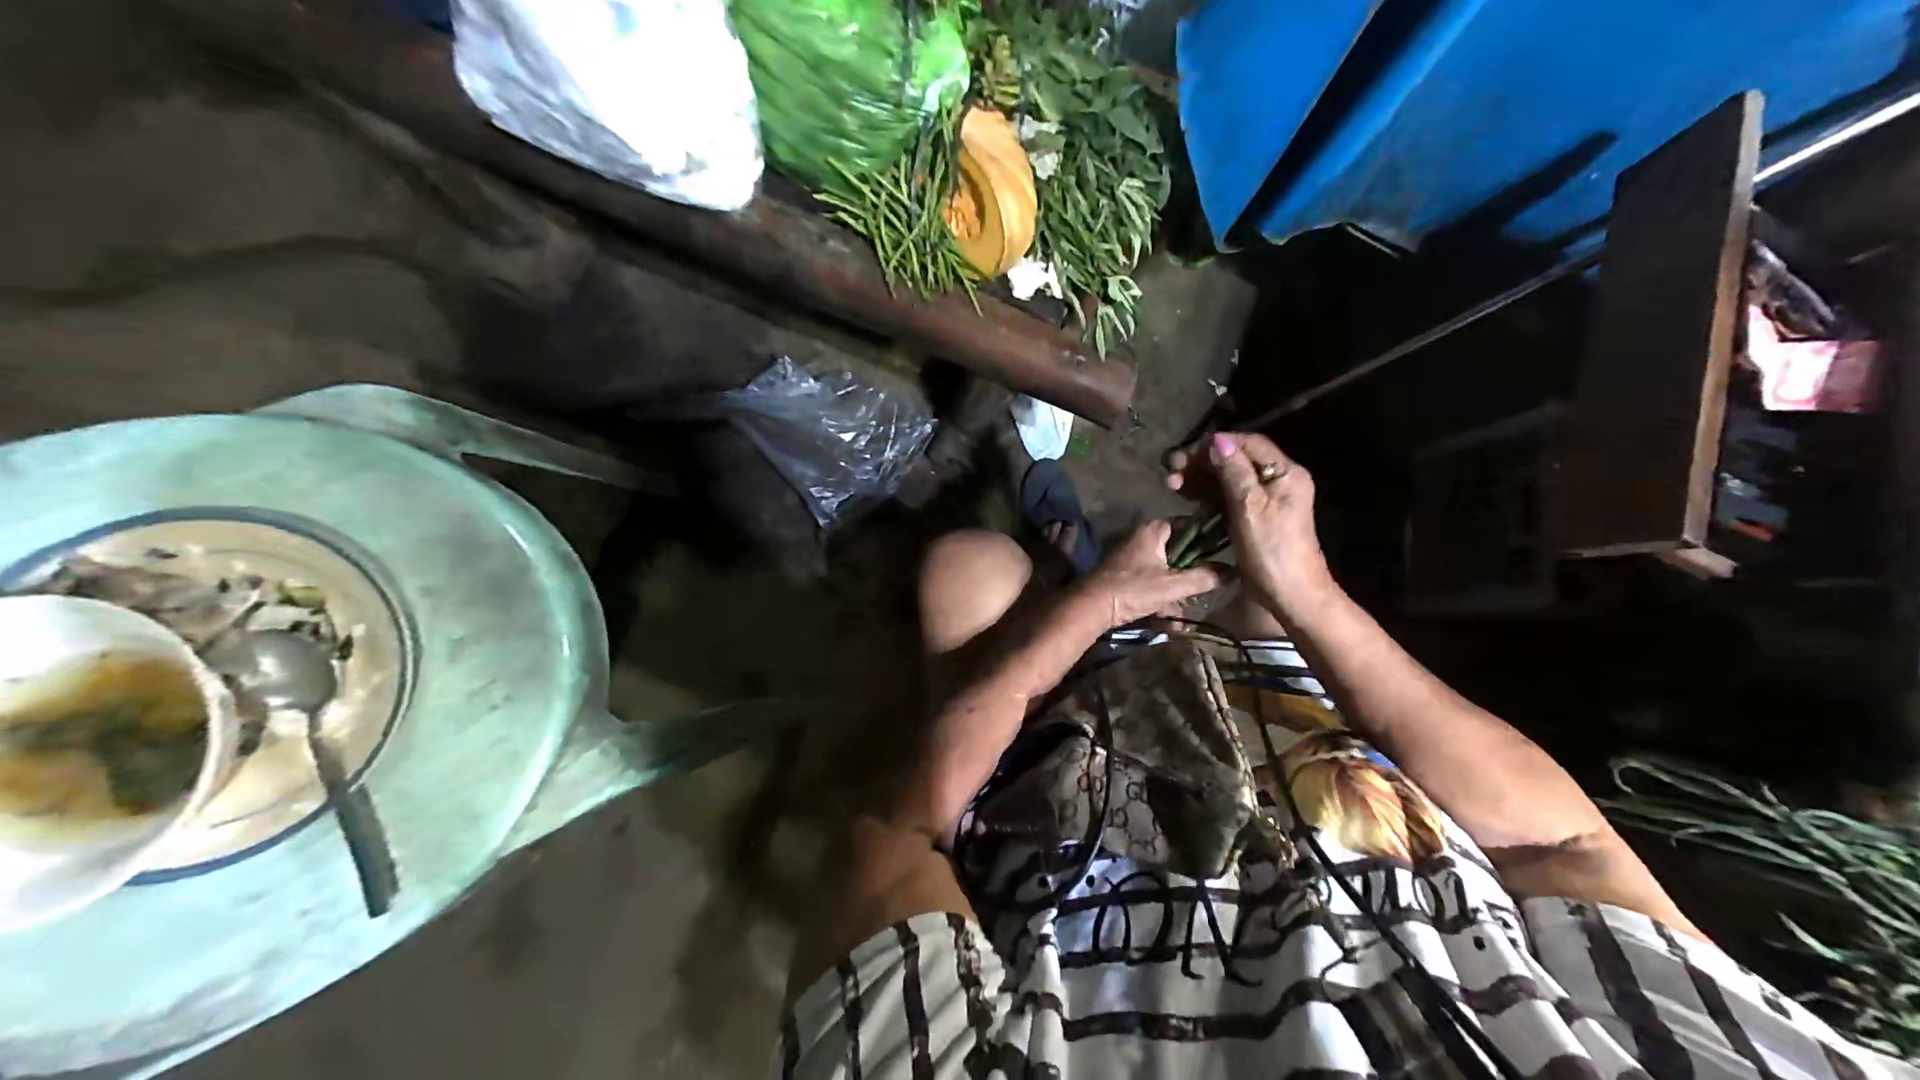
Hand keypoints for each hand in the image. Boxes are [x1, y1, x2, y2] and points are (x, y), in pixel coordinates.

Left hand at [1072, 520, 1221, 629]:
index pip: (1189, 524)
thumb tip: (1232, 571)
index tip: (1221, 554)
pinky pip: (1151, 581)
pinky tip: (1163, 615)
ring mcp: (1132, 555)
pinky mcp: (1125, 574)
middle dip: (1188, 574)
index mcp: (1153, 530)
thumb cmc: (1133, 589)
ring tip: (1178, 611)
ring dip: (1174, 591)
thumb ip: (1204, 577)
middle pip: (1178, 551)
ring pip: (1165, 569)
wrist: (1091, 606)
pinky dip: (1159, 596)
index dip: (1206, 538)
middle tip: (1197, 591)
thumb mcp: (1173, 584)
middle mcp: (1142, 537)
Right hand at [1167, 432, 1334, 615]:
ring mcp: (1265, 499)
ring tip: (1172, 484)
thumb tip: (1218, 440)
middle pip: (1236, 459)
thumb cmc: (1271, 550)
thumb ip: (1234, 471)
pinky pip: (1227, 496)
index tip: (1186, 454)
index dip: (1216, 444)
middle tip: (1173, 471)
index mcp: (1285, 473)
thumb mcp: (1250, 506)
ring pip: (1228, 477)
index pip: (1248, 444)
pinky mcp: (1253, 516)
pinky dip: (1206, 493)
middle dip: (1202, 462)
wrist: (1289, 594)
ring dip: (1199, 477)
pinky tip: (1186, 496)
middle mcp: (1277, 480)